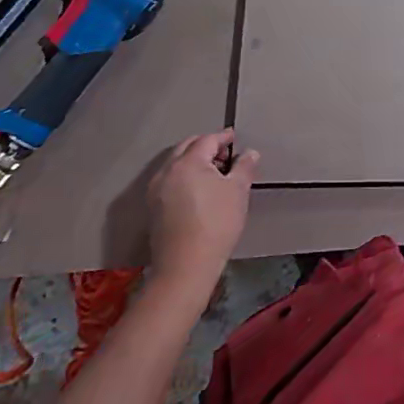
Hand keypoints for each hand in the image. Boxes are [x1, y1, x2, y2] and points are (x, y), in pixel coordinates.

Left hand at [146, 130, 259, 286]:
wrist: (185, 266)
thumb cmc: (216, 224)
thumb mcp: (238, 192)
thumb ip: (244, 167)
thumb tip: (250, 153)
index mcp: (188, 161)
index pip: (207, 140)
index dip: (223, 137)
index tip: (233, 138)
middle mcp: (167, 170)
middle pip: (187, 147)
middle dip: (205, 145)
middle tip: (224, 153)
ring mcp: (157, 189)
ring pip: (175, 163)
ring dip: (193, 160)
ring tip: (213, 172)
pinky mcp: (153, 207)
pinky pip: (169, 180)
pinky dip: (183, 176)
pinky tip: (196, 190)